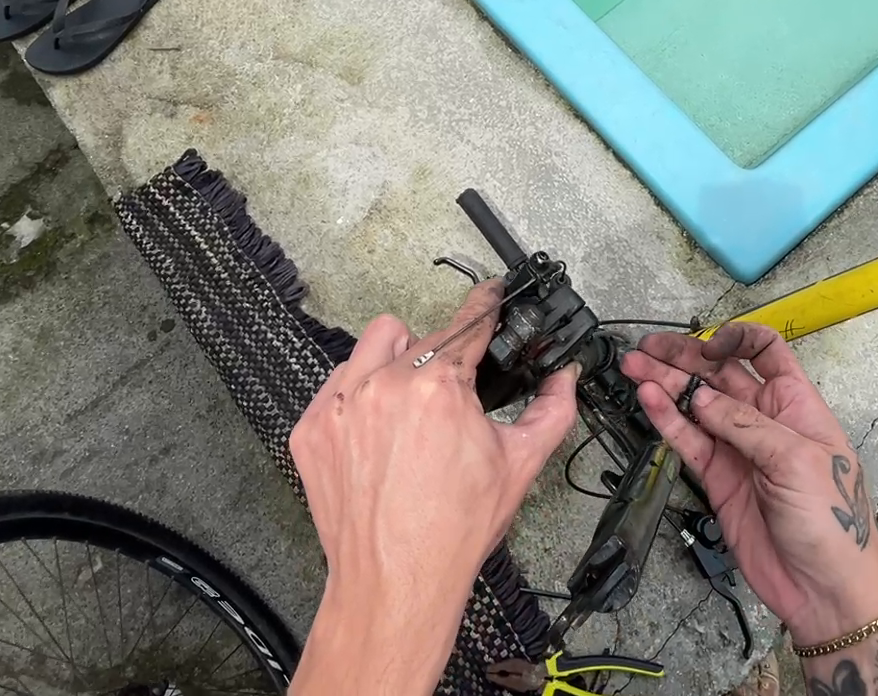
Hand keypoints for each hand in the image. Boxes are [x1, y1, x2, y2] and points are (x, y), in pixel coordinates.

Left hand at [289, 281, 578, 694]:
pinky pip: (338, 380)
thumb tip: (566, 379)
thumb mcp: (518, 465)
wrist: (395, 583)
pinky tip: (377, 430)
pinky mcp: (311, 427)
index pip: (470, 322)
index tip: (490, 292)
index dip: (487, 304)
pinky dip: (358, 393)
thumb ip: (552, 411)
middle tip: (450, 397)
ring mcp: (341, 404)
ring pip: (377, 344)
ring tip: (409, 406)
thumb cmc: (452, 530)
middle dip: (444, 357)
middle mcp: (385, 385)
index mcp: (440, 388)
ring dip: (397, 361)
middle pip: (424, 335)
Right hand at [619, 322, 877, 645]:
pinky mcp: (717, 476)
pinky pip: (687, 439)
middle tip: (646, 347)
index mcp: (794, 402)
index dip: (736, 339)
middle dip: (682, 357)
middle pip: (717, 373)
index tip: (709, 346)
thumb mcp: (796, 461)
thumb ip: (745, 424)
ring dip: (664, 383)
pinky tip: (648, 400)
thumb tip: (700, 396)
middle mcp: (763, 417)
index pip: (765, 351)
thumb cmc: (832, 521)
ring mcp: (737, 446)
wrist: (823, 591)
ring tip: (634, 366)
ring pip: (695, 403)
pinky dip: (666, 419)